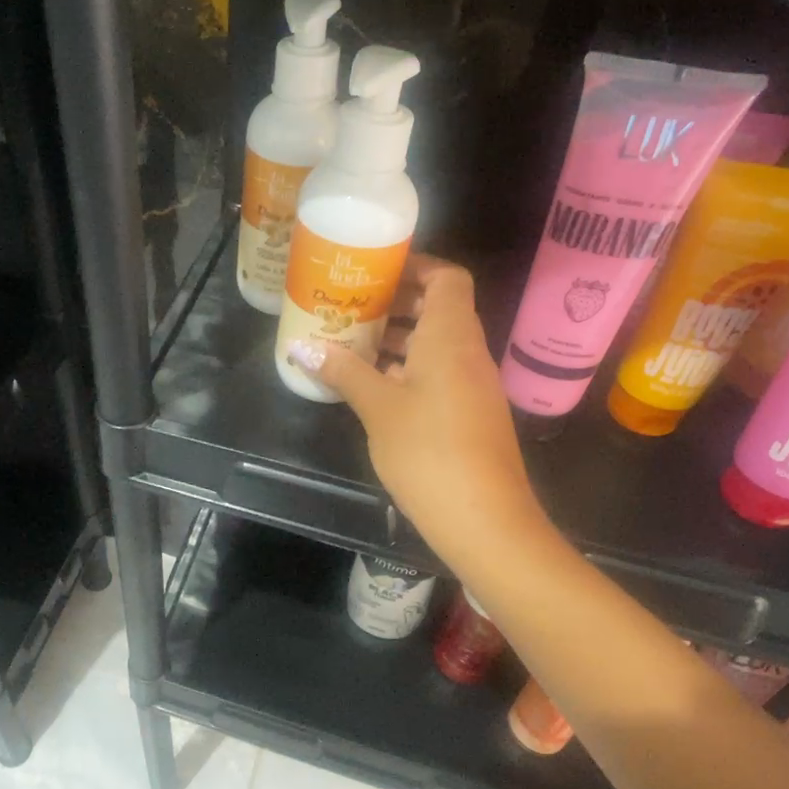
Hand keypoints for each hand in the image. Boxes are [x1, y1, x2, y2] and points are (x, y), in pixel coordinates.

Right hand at [288, 255, 546, 557]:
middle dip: (395, 302)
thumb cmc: (430, 453)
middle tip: (351, 305)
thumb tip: (301, 347)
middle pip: (438, 308)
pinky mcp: (470, 414)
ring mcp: (473, 385)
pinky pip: (439, 373)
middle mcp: (468, 352)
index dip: (416, 266)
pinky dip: (408, 368)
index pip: (447, 278)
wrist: (487, 522)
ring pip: (436, 344)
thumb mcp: (378, 409)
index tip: (375, 271)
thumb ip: (343, 372)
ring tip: (351, 341)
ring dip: (398, 338)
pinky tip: (372, 384)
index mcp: (451, 337)